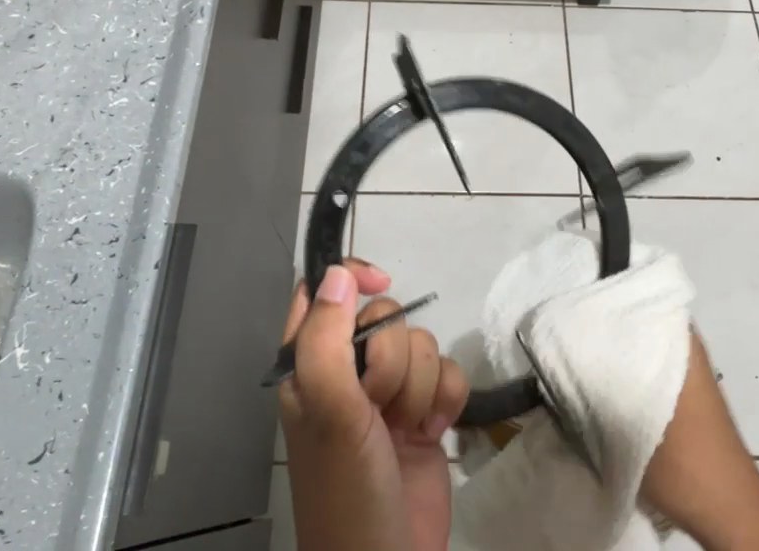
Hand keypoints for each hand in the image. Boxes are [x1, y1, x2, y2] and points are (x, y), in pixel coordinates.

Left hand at [279, 260, 469, 550]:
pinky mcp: (426, 411)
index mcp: (309, 366)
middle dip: (392, 360)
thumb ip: (327, 339)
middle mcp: (348, 372)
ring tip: (403, 429)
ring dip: (419, 388)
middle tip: (377, 405)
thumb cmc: (346, 487)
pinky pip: (449, 373)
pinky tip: (432, 434)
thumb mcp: (328, 412)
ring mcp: (390, 392)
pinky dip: (446, 401)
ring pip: (421, 344)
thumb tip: (338, 272)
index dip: (350, 278)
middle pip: (385, 316)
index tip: (380, 281)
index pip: (322, 293)